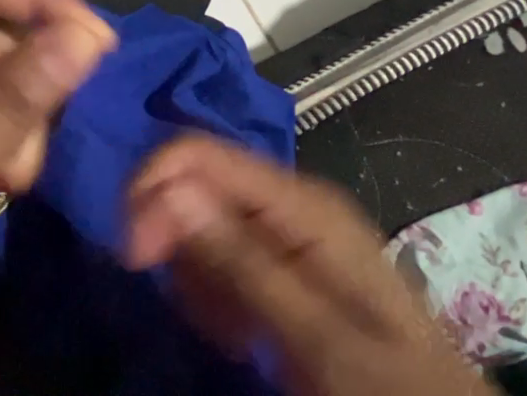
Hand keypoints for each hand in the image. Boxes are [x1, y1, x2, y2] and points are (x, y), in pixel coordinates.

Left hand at [0, 0, 115, 394]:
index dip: (36, 1)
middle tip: (48, 134)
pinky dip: (24, 143)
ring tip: (12, 175)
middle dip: (33, 78)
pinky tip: (11, 183)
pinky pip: (9, 115)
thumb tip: (84, 34)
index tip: (96, 41)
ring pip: (12, 75)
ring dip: (28, 121)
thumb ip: (7, 103)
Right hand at [126, 135, 491, 395]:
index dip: (155, 188)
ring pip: (200, 220)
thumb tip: (169, 187)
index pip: (200, 153)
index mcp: (302, 204)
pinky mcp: (282, 259)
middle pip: (195, 183)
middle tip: (179, 304)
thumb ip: (242, 260)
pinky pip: (219, 253)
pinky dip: (211, 290)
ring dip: (193, 274)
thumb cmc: (391, 383)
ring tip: (228, 333)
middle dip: (170, 236)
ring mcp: (286, 230)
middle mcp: (289, 202)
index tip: (134, 254)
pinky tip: (237, 334)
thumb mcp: (318, 335)